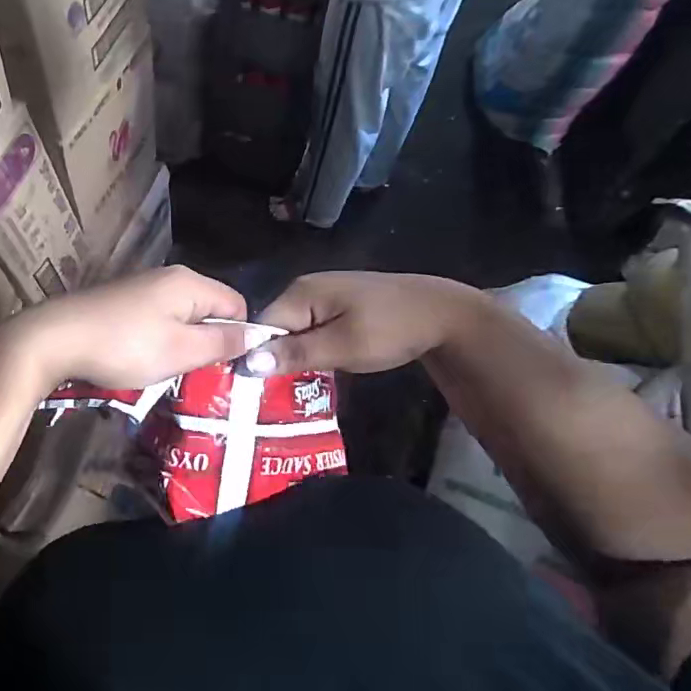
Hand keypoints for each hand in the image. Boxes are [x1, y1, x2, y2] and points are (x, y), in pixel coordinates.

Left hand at [0, 266, 255, 390]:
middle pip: (209, 310)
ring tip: (168, 371)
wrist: (52, 340)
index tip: (226, 366)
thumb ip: (222, 342)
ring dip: (182, 346)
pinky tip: (142, 362)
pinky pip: (157, 322)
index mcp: (190, 282)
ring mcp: (142, 289)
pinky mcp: (122, 303)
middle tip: (198, 374)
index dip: (238, 336)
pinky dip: (158, 343)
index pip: (237, 304)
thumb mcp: (181, 350)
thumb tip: (257, 335)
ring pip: (182, 319)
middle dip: (209, 342)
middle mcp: (169, 277)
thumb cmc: (125, 346)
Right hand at [249, 272, 487, 374]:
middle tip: (271, 399)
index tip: (252, 392)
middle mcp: (305, 290)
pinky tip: (315, 375)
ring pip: (294, 334)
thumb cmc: (391, 329)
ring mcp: (324, 298)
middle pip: (274, 330)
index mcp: (301, 293)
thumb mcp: (343, 346)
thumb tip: (246, 362)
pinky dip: (312, 354)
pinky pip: (312, 333)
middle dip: (273, 362)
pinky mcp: (339, 309)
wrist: (443, 315)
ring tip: (289, 394)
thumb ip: (295, 353)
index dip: (254, 358)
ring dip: (293, 361)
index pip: (259, 327)